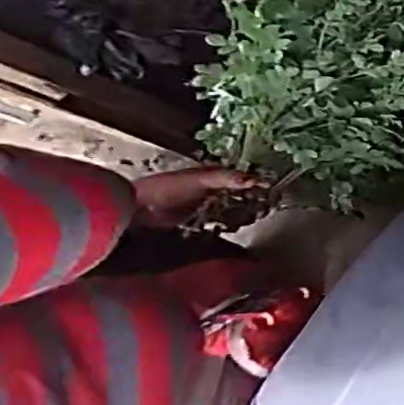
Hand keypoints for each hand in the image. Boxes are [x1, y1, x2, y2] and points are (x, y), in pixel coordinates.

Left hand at [132, 167, 258, 228]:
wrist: (131, 209)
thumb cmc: (165, 189)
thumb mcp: (197, 179)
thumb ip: (227, 178)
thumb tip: (255, 180)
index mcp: (216, 178)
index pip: (248, 180)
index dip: (261, 185)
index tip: (272, 191)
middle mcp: (216, 192)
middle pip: (247, 197)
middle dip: (257, 203)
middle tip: (264, 208)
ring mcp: (209, 208)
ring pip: (239, 211)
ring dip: (246, 215)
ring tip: (247, 218)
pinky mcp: (202, 224)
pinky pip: (225, 224)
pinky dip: (232, 225)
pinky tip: (231, 226)